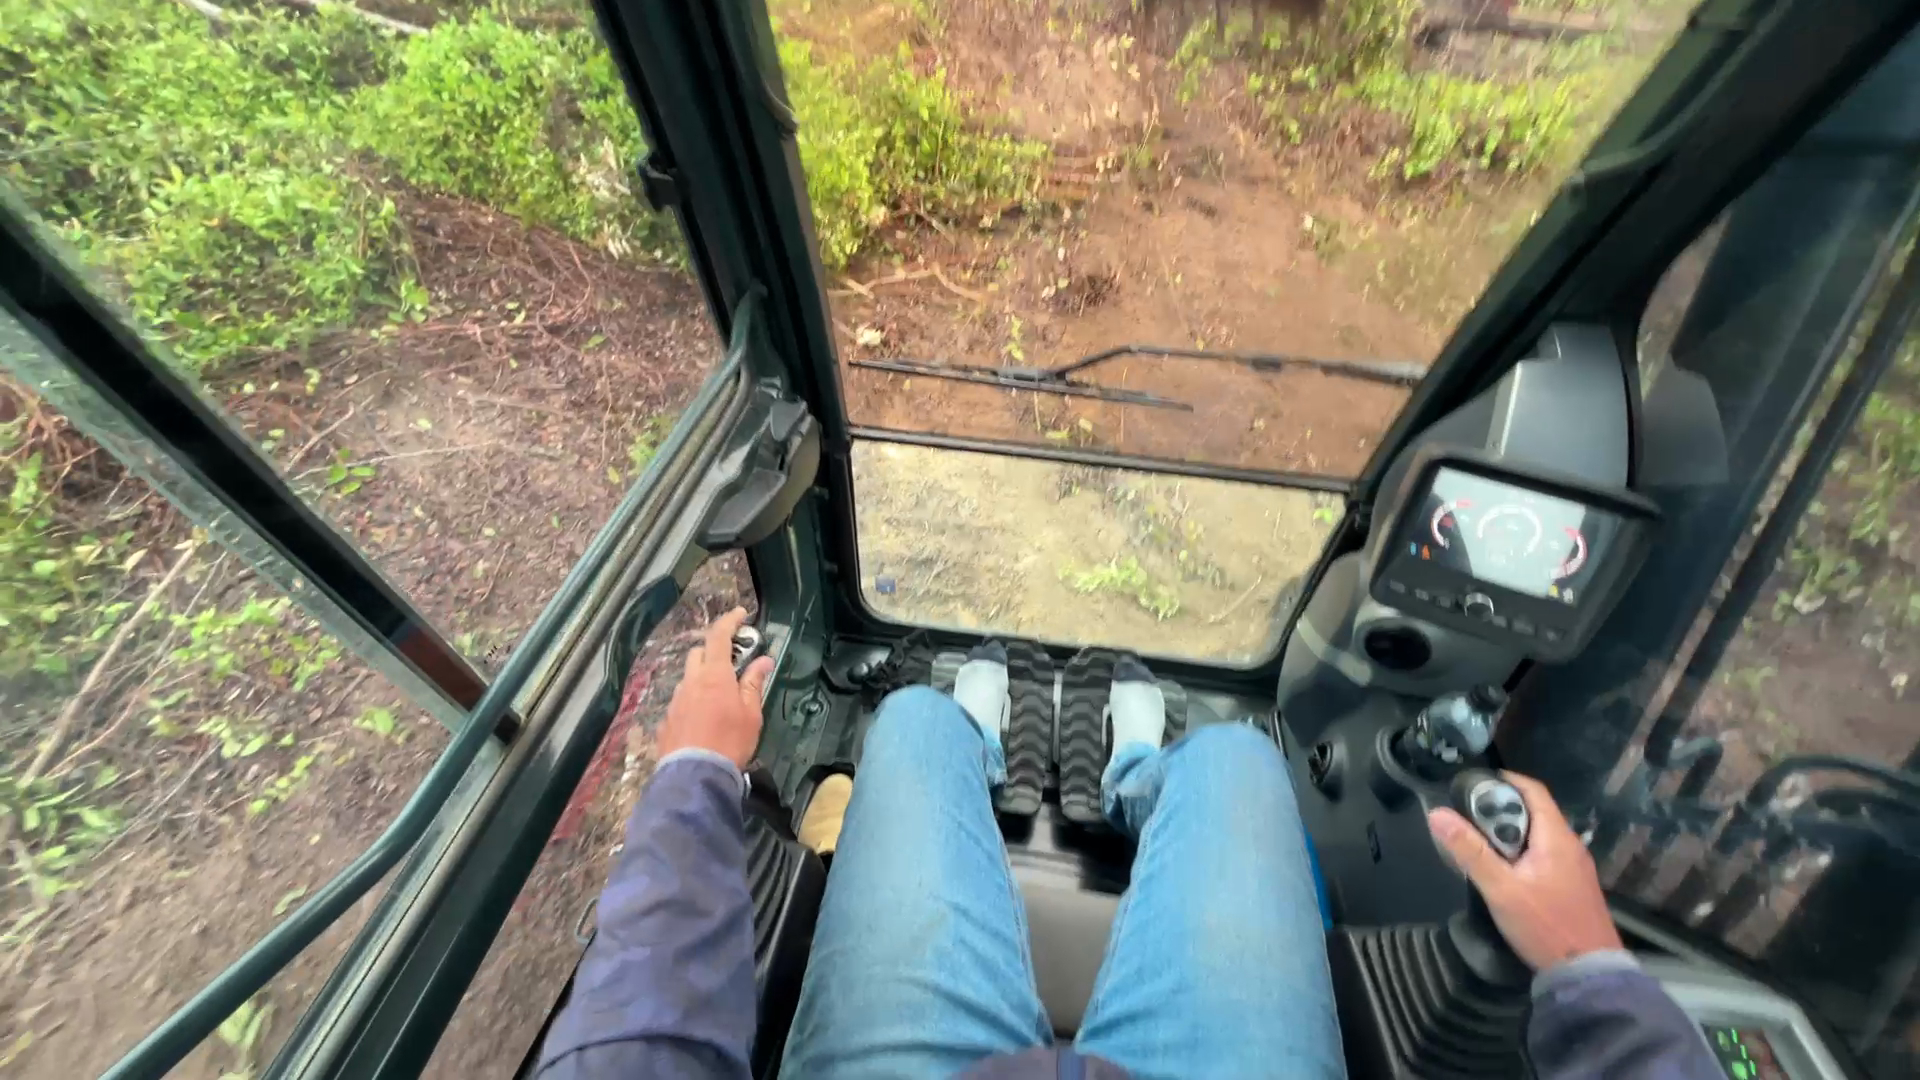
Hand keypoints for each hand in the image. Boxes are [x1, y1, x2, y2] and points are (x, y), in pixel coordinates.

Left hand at [656, 607, 774, 767]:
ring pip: (689, 677)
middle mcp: (691, 682)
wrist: (694, 777)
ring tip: (720, 697)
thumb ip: (754, 684)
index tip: (741, 614)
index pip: (719, 637)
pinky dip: (694, 699)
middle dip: (715, 651)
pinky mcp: (666, 720)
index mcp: (714, 675)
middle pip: (699, 653)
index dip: (730, 621)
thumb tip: (764, 660)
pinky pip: (682, 700)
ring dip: (703, 677)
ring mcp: (676, 701)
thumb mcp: (751, 713)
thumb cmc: (730, 742)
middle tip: (733, 663)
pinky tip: (704, 719)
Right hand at [1426, 771, 1622, 971]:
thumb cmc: (1546, 926)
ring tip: (1476, 843)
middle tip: (1465, 818)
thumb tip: (1437, 814)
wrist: (1591, 977)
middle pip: (1532, 811)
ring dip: (1506, 832)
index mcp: (1557, 839)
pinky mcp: (1572, 885)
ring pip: (1536, 834)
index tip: (1471, 784)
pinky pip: (1542, 853)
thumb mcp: (1501, 888)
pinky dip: (1519, 850)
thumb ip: (1469, 850)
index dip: (1503, 780)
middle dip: (1498, 809)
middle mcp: (1570, 847)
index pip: (1533, 791)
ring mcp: (1574, 867)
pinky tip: (1501, 869)